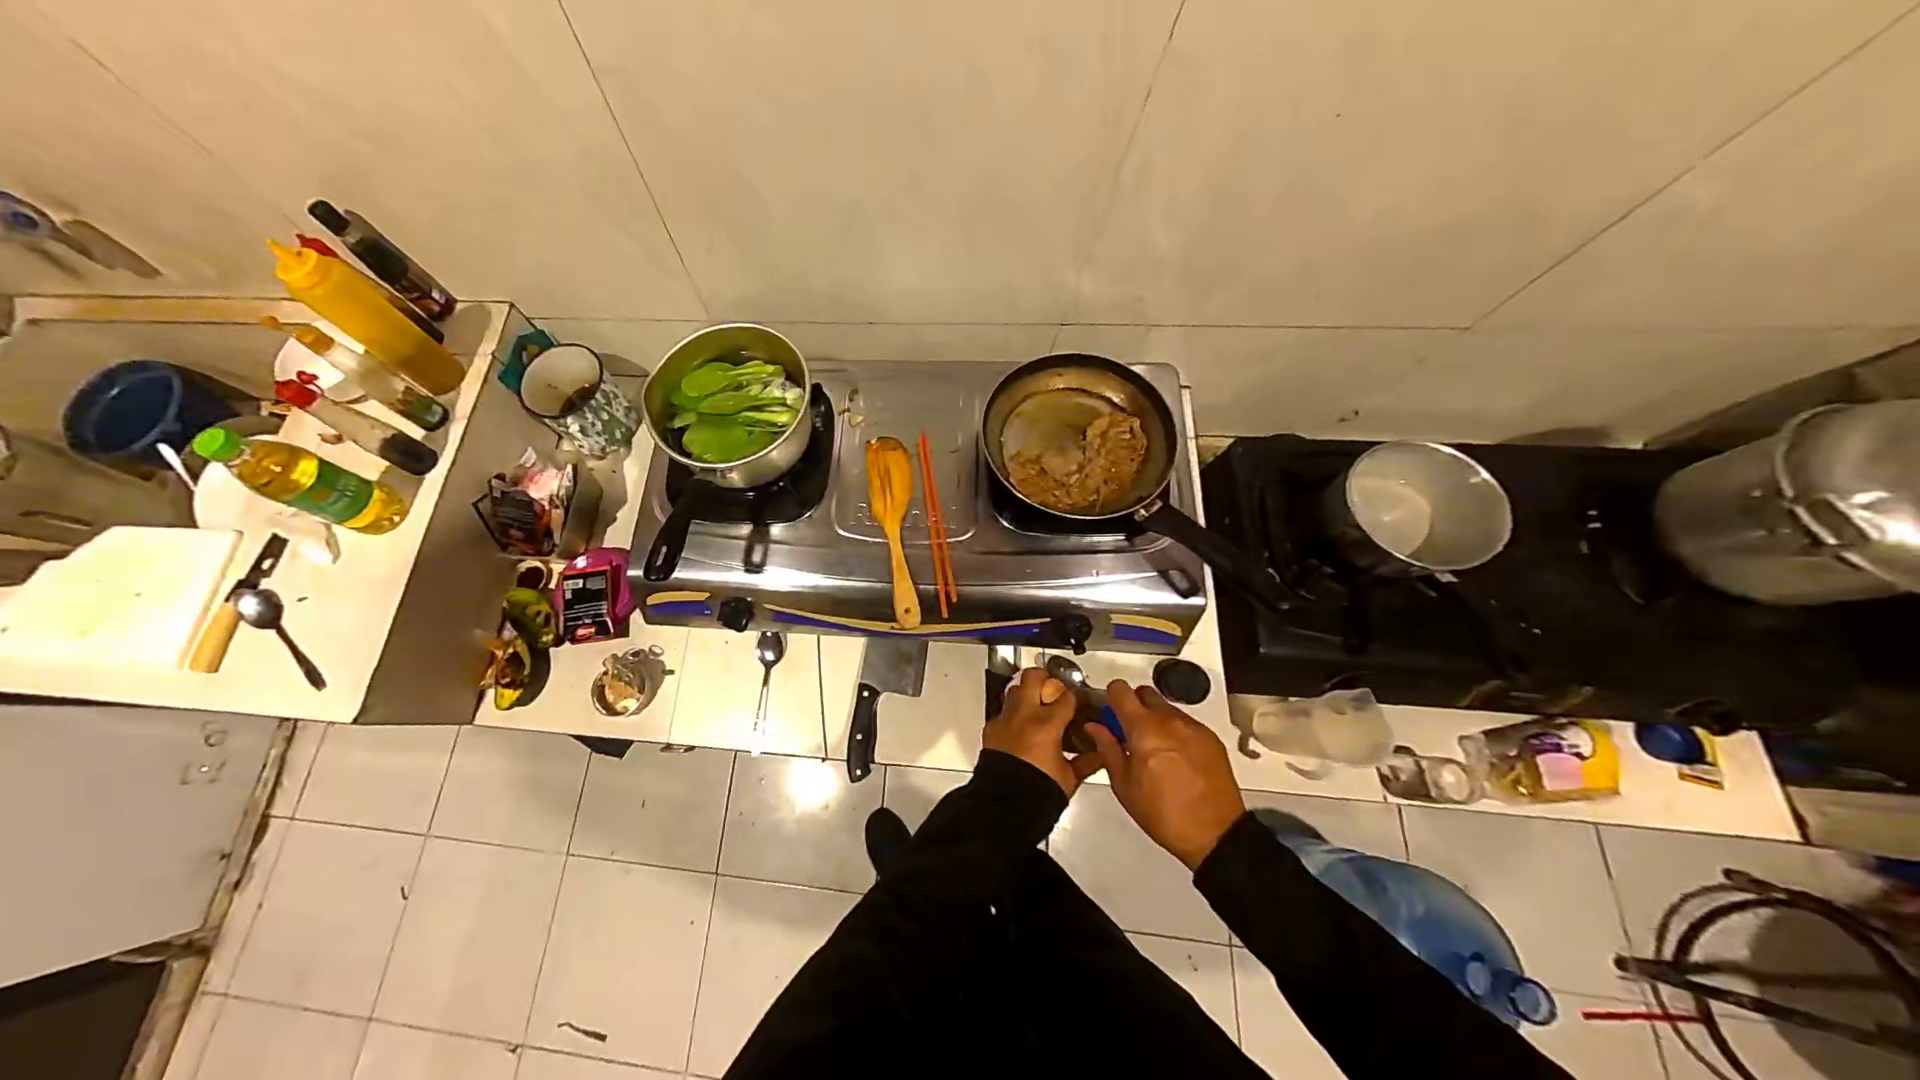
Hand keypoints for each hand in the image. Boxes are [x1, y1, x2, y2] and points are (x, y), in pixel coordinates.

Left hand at [983, 668, 1105, 796]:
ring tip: (1037, 710)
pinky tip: (1022, 731)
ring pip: (1015, 690)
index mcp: (1047, 724)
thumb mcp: (1069, 778)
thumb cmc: (1040, 793)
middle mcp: (1023, 715)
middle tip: (1053, 690)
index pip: (1066, 696)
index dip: (1075, 697)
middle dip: (1045, 678)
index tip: (1078, 702)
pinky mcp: (991, 729)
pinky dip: (1014, 716)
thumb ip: (1086, 761)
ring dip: (1027, 694)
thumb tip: (1101, 753)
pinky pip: (1003, 712)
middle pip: (1033, 677)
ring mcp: (1004, 720)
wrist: (1003, 806)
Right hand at [1086, 681, 1245, 870]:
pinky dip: (1176, 732)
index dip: (1111, 696)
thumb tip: (1096, 728)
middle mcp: (1170, 721)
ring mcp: (1193, 728)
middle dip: (1134, 706)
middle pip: (1145, 693)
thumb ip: (1108, 749)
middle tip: (1129, 732)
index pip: (1121, 690)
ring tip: (1154, 751)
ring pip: (1167, 708)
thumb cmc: (1166, 815)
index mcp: (1144, 730)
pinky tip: (1175, 759)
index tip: (1109, 711)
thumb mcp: (1124, 785)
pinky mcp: (1210, 738)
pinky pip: (1186, 724)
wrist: (1214, 834)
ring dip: (1156, 720)